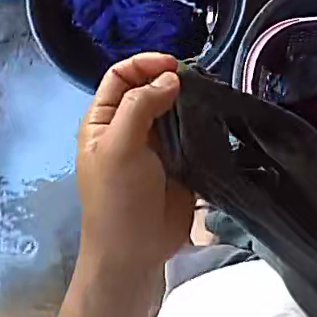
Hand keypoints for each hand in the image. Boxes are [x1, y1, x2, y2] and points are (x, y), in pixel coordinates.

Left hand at [74, 52, 192, 277]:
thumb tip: (171, 77)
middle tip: (196, 81)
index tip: (173, 65)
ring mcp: (154, 143)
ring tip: (209, 96)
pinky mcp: (178, 159)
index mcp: (103, 119)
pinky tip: (213, 116)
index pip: (121, 75)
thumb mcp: (119, 146)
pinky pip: (190, 130)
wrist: (134, 252)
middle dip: (169, 78)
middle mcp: (127, 126)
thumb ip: (140, 105)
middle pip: (149, 87)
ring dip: (188, 98)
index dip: (144, 64)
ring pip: (172, 107)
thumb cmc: (117, 198)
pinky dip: (201, 120)